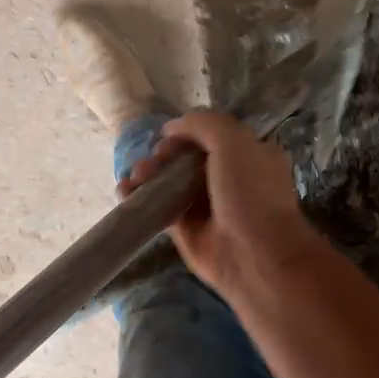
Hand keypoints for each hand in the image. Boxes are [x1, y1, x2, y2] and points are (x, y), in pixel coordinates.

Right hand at [118, 110, 321, 297]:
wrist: (254, 253)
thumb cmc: (250, 191)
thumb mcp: (235, 141)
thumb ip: (204, 124)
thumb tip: (172, 127)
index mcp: (251, 153)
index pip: (213, 134)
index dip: (187, 132)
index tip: (168, 138)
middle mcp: (231, 176)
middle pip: (187, 157)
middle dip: (164, 154)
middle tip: (152, 161)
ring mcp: (208, 204)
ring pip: (171, 181)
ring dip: (149, 174)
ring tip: (137, 177)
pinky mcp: (187, 229)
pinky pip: (160, 207)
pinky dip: (140, 198)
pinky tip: (125, 193)